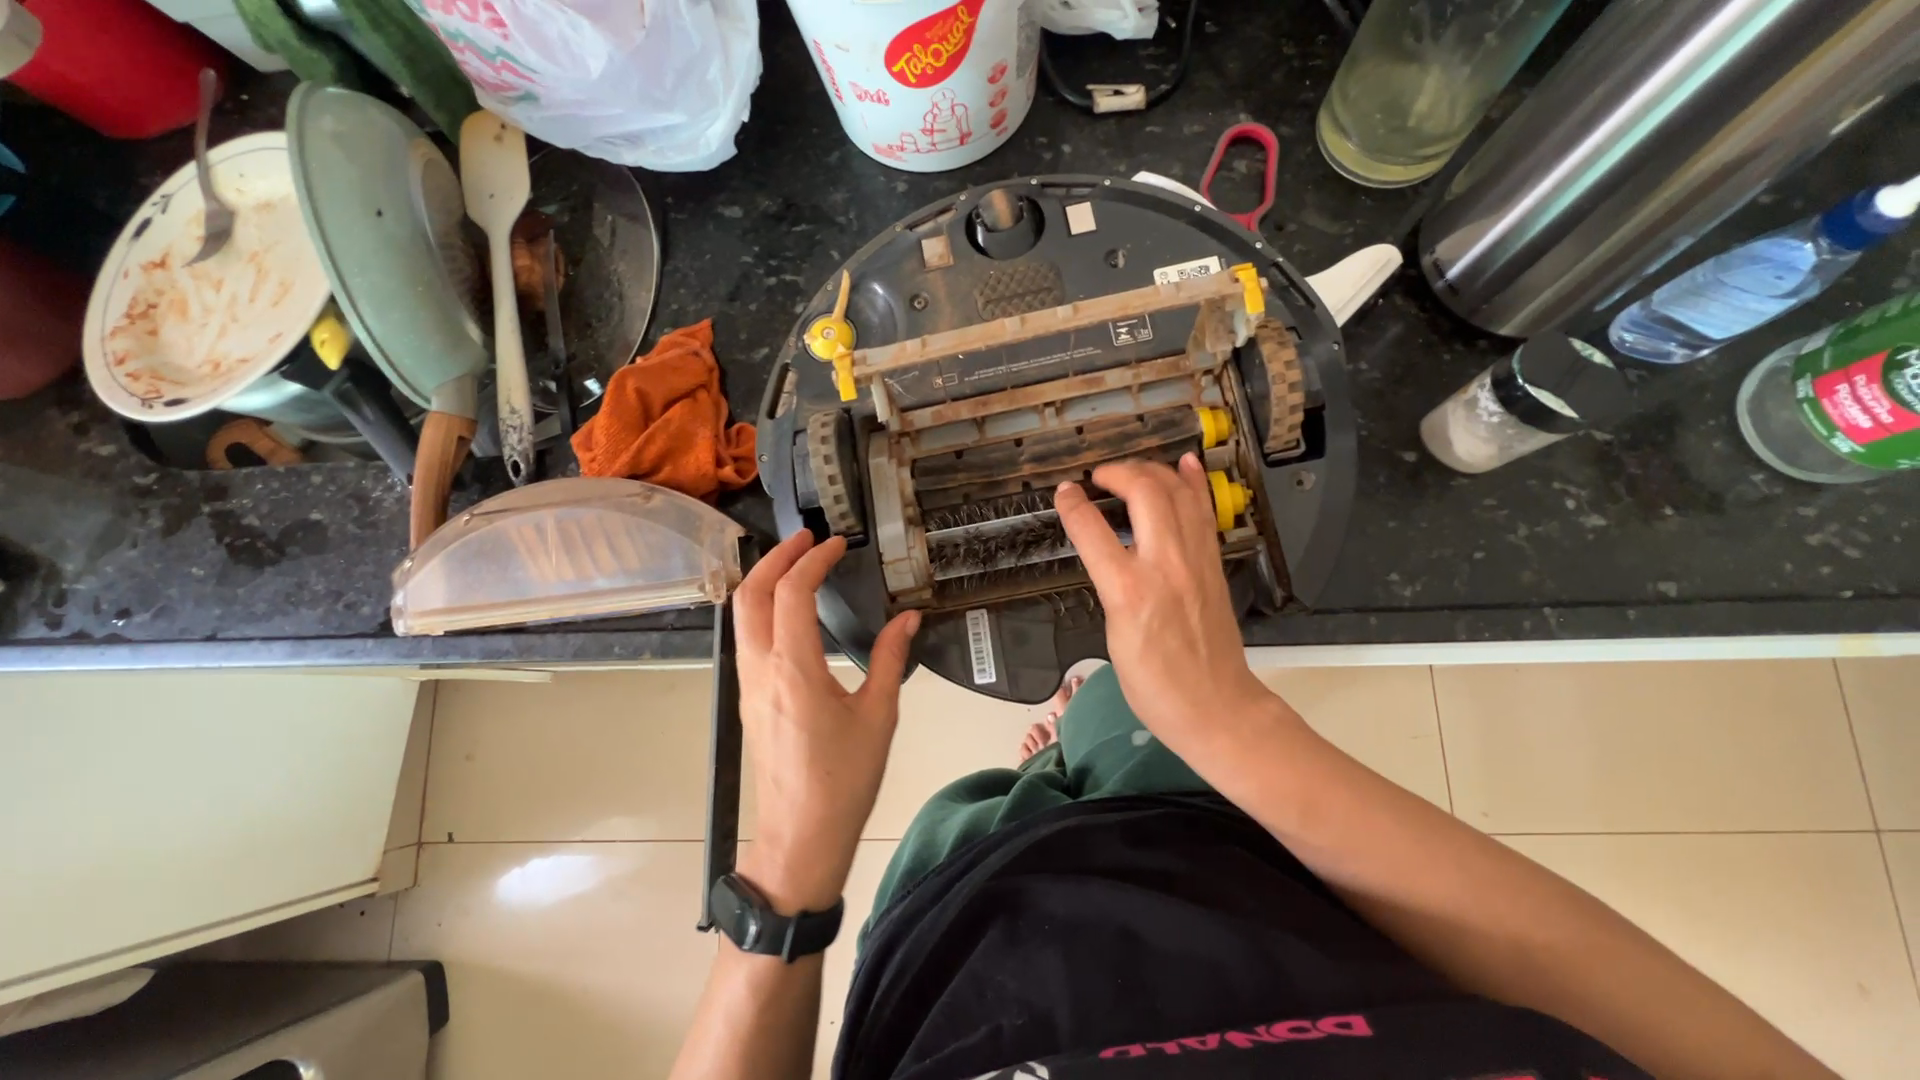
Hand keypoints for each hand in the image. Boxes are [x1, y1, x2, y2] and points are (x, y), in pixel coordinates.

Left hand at [732, 531, 919, 913]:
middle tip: (806, 539)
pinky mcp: (748, 699)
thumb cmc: (845, 779)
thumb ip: (891, 659)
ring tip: (795, 564)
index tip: (838, 545)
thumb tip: (908, 617)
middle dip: (775, 557)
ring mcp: (747, 685)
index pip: (792, 593)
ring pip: (740, 616)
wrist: (801, 835)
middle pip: (749, 594)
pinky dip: (759, 608)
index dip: (813, 560)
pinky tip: (787, 611)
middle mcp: (761, 669)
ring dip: (762, 580)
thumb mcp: (879, 716)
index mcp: (795, 669)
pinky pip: (744, 638)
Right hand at [1054, 455, 1286, 755]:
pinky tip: (1185, 464)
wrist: (1215, 705)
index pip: (1092, 530)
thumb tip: (1107, 559)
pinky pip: (1202, 511)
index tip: (1063, 491)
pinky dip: (1193, 482)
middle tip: (1099, 477)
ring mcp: (1195, 561)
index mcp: (1129, 591)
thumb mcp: (1113, 638)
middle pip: (1143, 492)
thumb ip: (1111, 589)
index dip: (1072, 504)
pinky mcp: (1214, 564)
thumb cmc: (1154, 686)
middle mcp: (1164, 565)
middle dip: (1117, 472)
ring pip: (1177, 493)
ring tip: (1131, 469)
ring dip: (1152, 471)